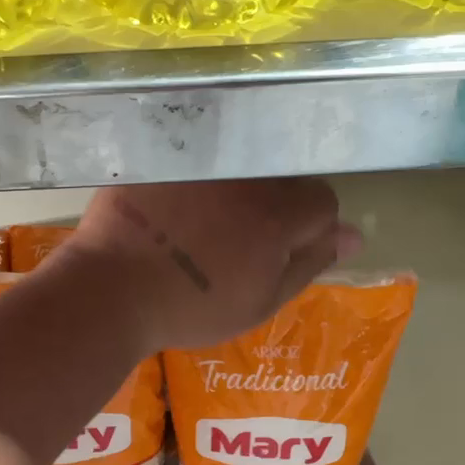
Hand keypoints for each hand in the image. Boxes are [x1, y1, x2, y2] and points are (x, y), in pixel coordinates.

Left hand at [68, 179, 361, 350]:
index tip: (277, 256)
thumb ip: (310, 264)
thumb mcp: (261, 302)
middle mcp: (245, 172)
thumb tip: (353, 236)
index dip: (307, 231)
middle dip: (271, 208)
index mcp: (278, 211)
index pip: (322, 201)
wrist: (110, 292)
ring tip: (197, 229)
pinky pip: (192, 157)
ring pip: (238, 165)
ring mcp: (199, 158)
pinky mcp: (158, 154)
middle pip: (281, 178)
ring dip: (232, 190)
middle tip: (234, 245)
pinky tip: (168, 213)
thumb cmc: (190, 309)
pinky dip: (190, 180)